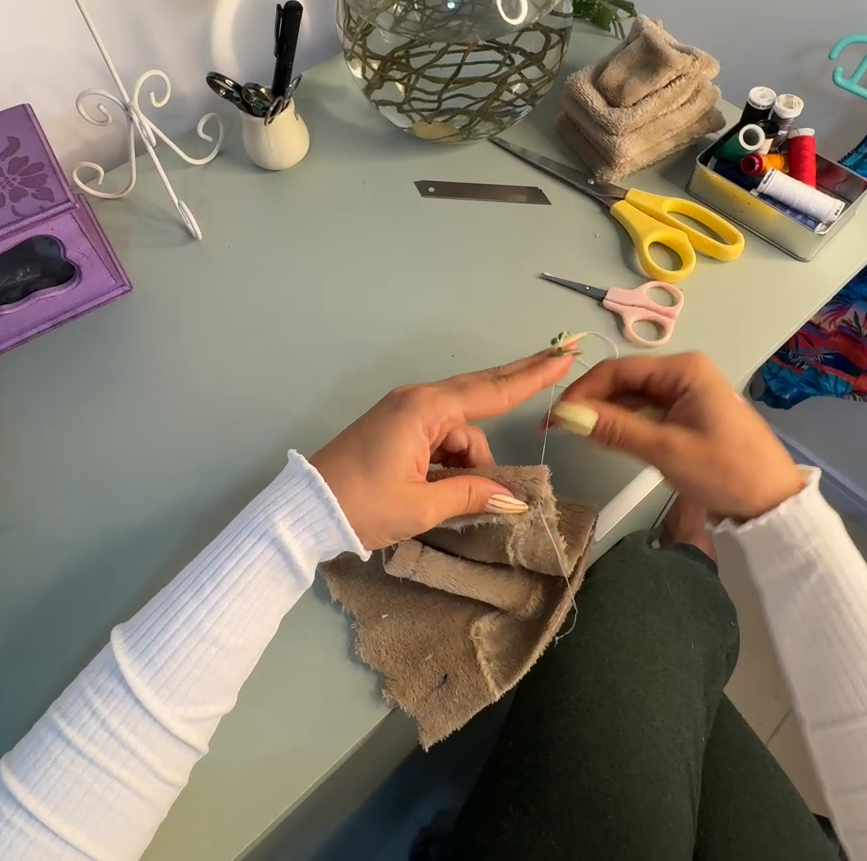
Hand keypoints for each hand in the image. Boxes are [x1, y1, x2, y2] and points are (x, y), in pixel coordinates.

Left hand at [311, 349, 573, 549]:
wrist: (304, 509)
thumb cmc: (361, 505)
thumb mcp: (420, 506)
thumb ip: (471, 494)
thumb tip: (511, 497)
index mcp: (425, 410)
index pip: (491, 391)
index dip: (531, 377)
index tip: (562, 357)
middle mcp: (417, 400)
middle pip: (480, 394)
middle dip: (517, 383)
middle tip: (560, 361)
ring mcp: (404, 412)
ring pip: (459, 429)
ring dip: (470, 458)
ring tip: (454, 499)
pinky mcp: (396, 428)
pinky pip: (439, 436)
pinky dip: (452, 459)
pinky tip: (447, 487)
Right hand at [552, 351, 806, 521]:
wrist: (774, 504)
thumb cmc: (726, 471)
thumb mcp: (665, 450)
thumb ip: (614, 429)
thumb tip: (566, 414)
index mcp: (683, 369)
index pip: (618, 370)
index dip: (582, 391)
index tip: (554, 416)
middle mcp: (684, 372)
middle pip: (624, 381)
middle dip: (592, 403)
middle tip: (558, 429)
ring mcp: (688, 392)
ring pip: (633, 397)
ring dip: (607, 414)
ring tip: (578, 435)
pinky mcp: (689, 413)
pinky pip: (647, 411)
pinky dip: (626, 424)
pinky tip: (608, 439)